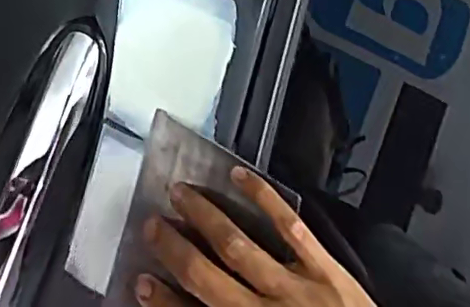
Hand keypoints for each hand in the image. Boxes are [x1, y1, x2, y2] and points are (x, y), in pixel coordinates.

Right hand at [137, 166, 375, 306]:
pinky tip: (237, 176)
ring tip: (180, 192)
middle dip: (174, 249)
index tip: (141, 282)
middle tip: (151, 224)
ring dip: (204, 215)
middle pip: (207, 277)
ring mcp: (298, 292)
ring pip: (238, 245)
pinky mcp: (328, 272)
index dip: (164, 302)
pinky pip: (290, 227)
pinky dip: (262, 197)